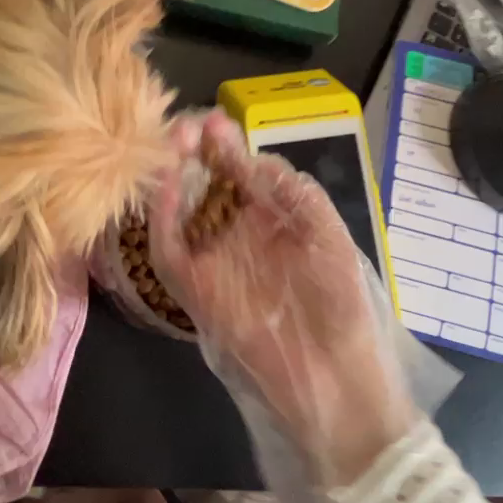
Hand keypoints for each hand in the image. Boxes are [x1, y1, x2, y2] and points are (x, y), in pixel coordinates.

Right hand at [149, 111, 418, 485]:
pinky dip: (160, 217)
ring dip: (170, 172)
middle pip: (201, 181)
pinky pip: (167, 247)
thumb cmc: (342, 306)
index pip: (236, 171)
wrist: (334, 382)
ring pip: (179, 206)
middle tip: (186, 126)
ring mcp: (210, 257)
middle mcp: (234, 232)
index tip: (214, 121)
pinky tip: (165, 186)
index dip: (224, 145)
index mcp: (269, 218)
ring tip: (174, 144)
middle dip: (191, 150)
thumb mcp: (329, 238)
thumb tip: (253, 158)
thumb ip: (295, 194)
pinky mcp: (192, 287)